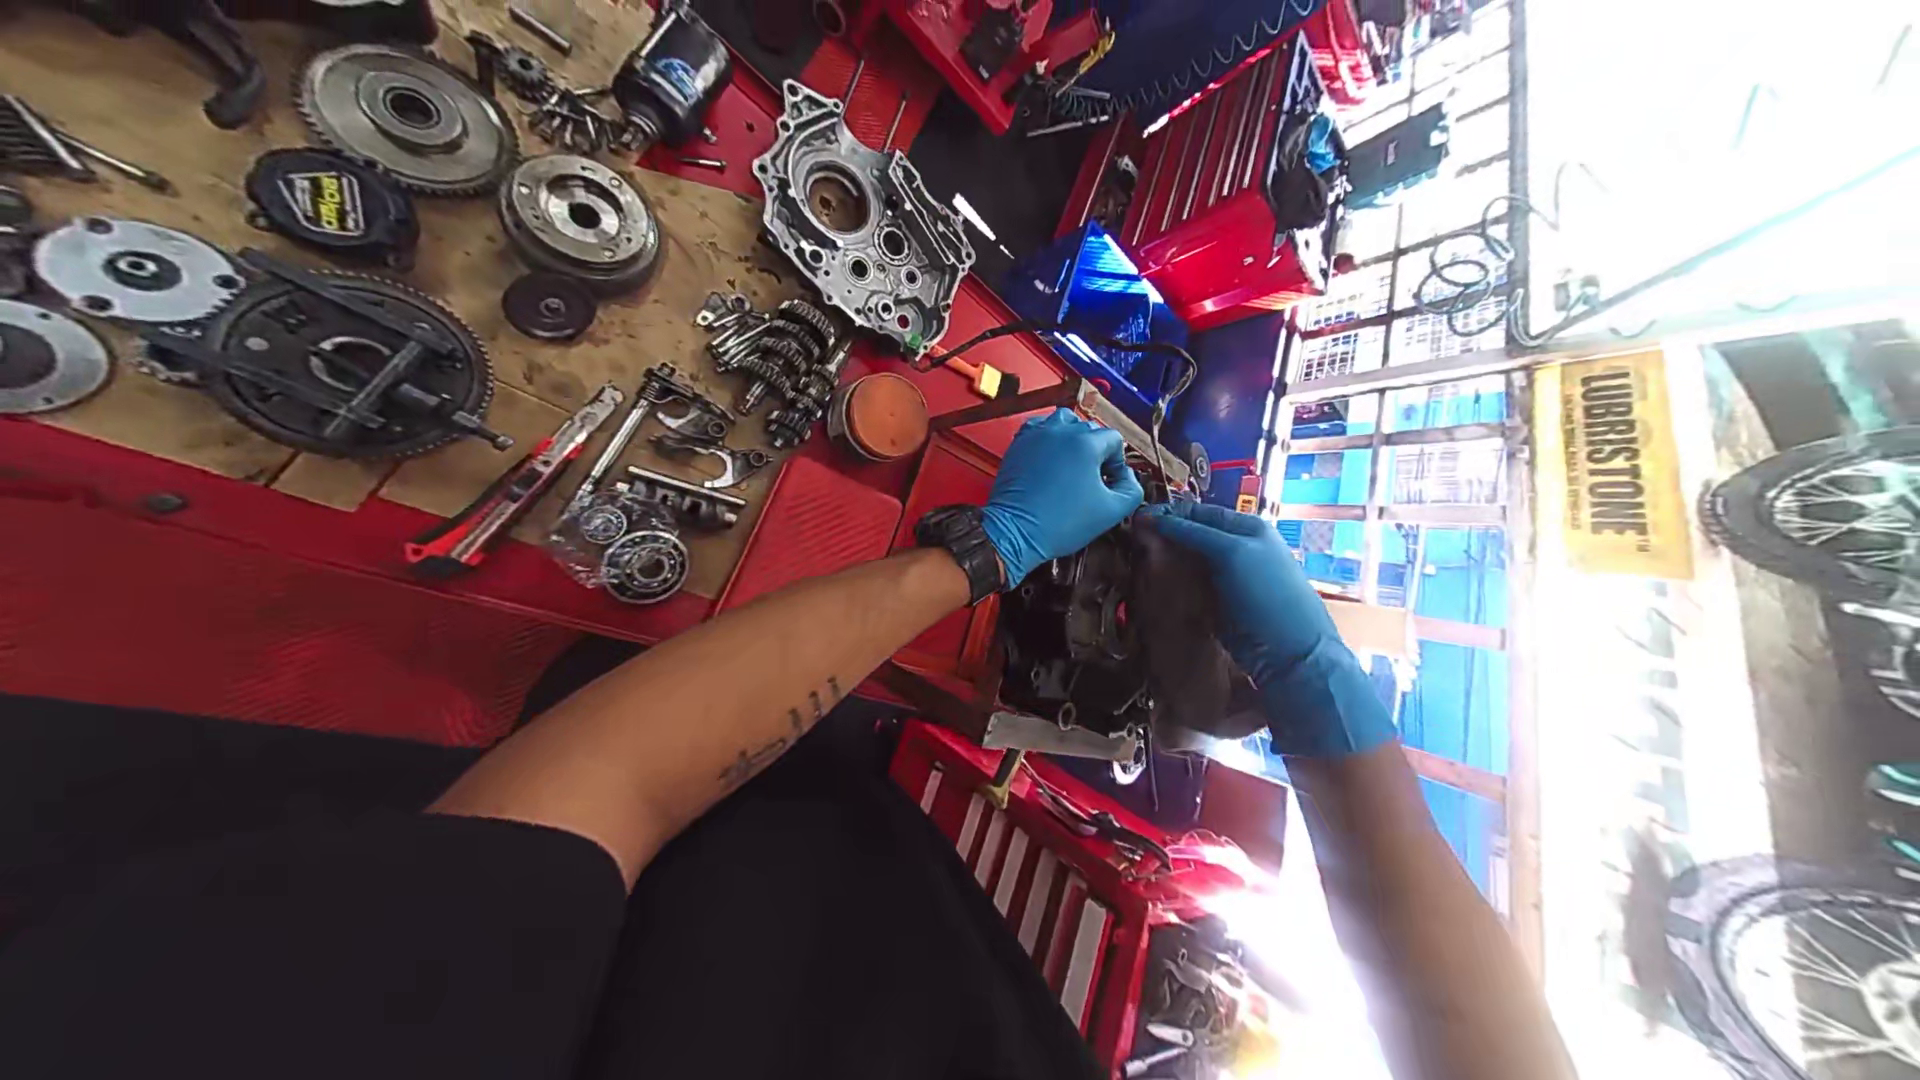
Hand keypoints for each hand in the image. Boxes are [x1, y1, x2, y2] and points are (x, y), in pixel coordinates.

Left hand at [981, 409, 1145, 585]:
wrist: (1016, 532)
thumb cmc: (1063, 522)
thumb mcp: (1112, 511)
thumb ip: (1132, 488)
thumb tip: (1126, 475)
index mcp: (1086, 442)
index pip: (1113, 440)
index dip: (1116, 462)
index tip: (1108, 483)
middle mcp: (1061, 430)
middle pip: (1089, 429)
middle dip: (1095, 451)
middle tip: (1090, 479)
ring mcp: (1036, 434)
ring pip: (1063, 422)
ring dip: (1072, 438)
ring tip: (1071, 463)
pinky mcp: (1018, 443)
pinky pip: (1039, 429)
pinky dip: (1048, 438)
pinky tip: (1049, 459)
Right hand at [1144, 501, 1395, 757]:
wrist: (1289, 653)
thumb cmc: (1266, 594)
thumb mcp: (1231, 553)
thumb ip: (1193, 533)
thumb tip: (1152, 517)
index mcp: (1246, 529)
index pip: (1200, 512)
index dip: (1169, 513)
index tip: (1136, 519)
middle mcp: (1236, 549)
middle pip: (1192, 535)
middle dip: (1164, 536)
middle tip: (1132, 540)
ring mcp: (1227, 577)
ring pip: (1187, 560)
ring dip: (1164, 559)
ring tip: (1136, 559)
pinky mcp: (1217, 603)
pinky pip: (1189, 584)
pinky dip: (1171, 581)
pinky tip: (1152, 581)